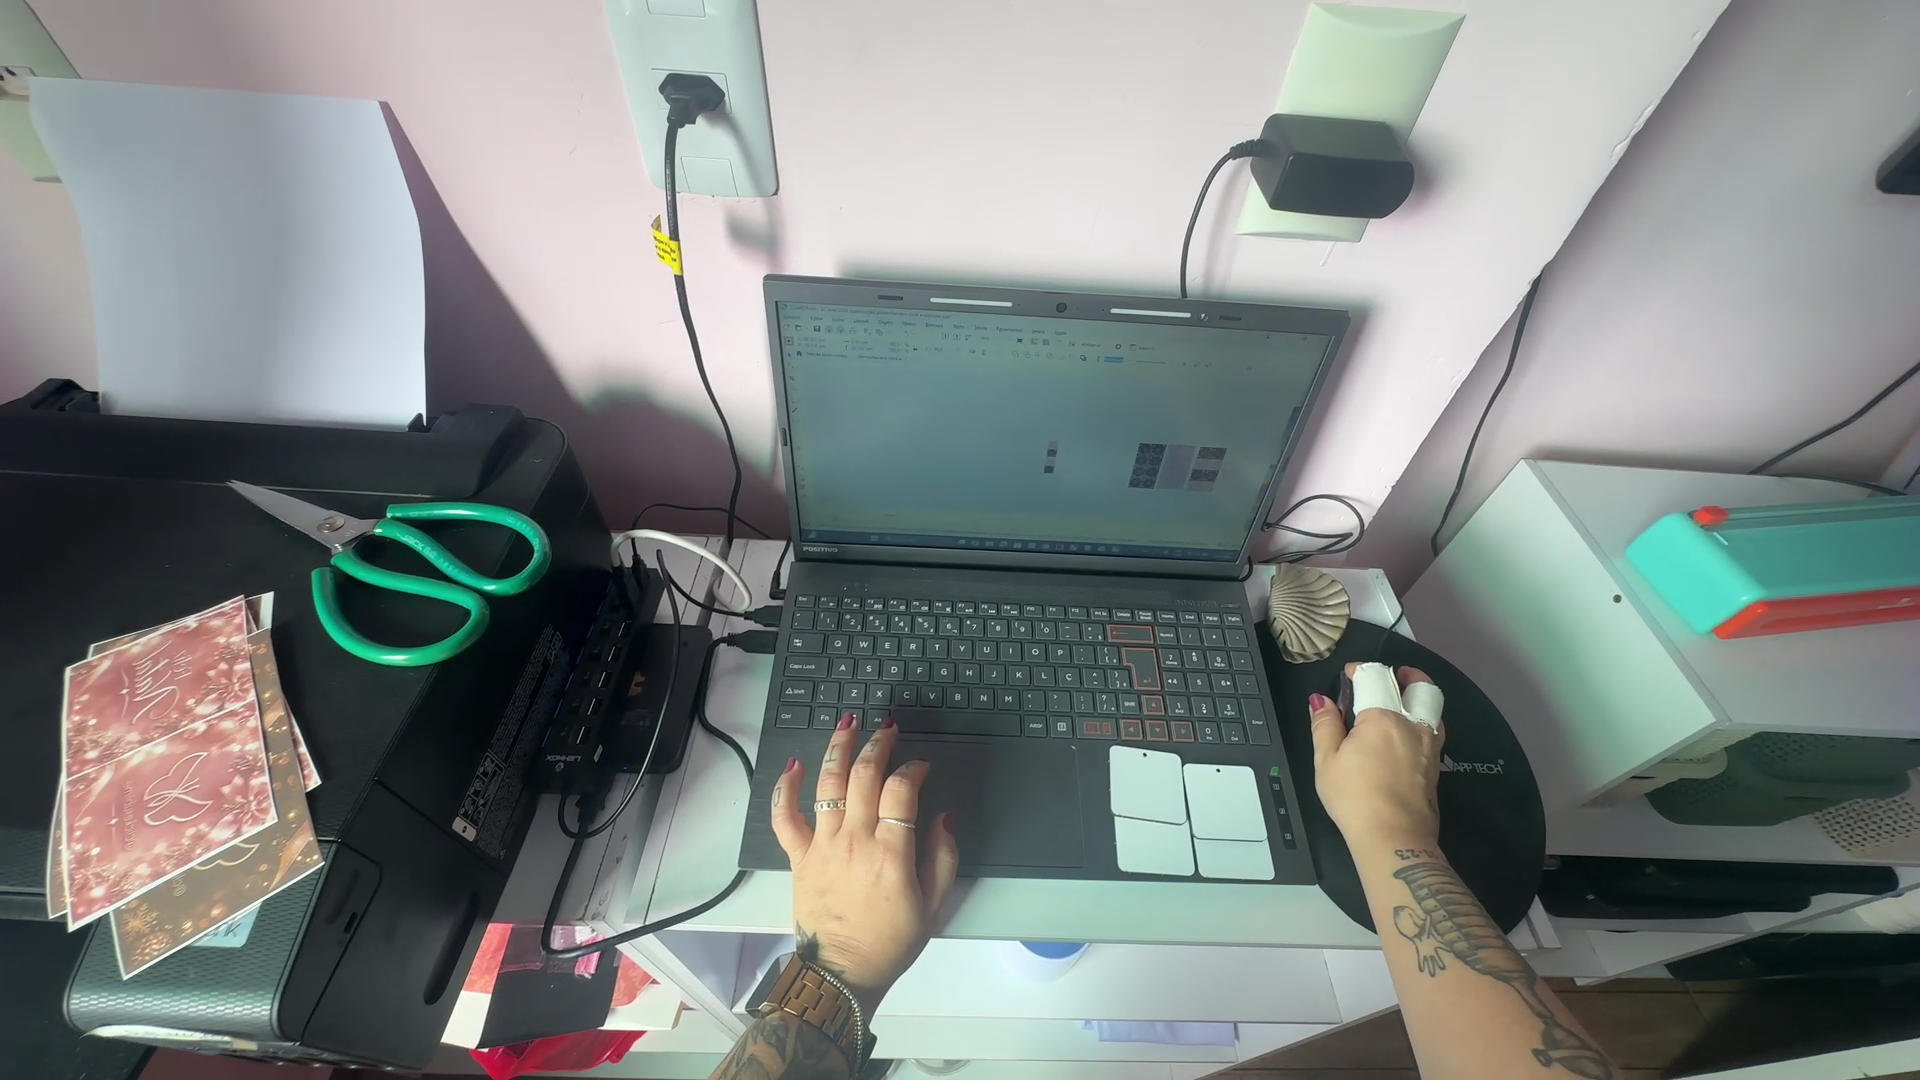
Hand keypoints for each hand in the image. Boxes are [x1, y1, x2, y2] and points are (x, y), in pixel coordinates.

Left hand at [770, 713, 960, 1013]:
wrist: (840, 976)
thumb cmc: (890, 942)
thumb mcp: (934, 906)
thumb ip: (943, 858)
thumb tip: (943, 818)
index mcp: (891, 854)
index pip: (902, 791)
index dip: (914, 770)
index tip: (922, 766)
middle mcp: (855, 841)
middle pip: (864, 776)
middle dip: (879, 744)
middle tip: (889, 727)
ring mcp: (823, 846)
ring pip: (828, 784)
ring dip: (838, 748)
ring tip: (848, 722)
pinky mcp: (799, 857)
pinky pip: (785, 817)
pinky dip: (786, 788)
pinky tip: (793, 764)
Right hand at [1308, 664, 1444, 850]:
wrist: (1394, 838)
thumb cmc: (1355, 798)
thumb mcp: (1326, 759)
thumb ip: (1324, 724)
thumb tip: (1320, 700)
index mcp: (1383, 718)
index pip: (1374, 679)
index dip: (1359, 670)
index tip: (1347, 674)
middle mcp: (1412, 726)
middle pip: (1419, 687)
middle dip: (1404, 675)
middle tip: (1390, 674)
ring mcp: (1429, 746)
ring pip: (1435, 708)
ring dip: (1420, 696)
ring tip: (1402, 697)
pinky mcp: (1436, 765)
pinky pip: (1435, 729)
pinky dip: (1424, 718)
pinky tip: (1407, 730)